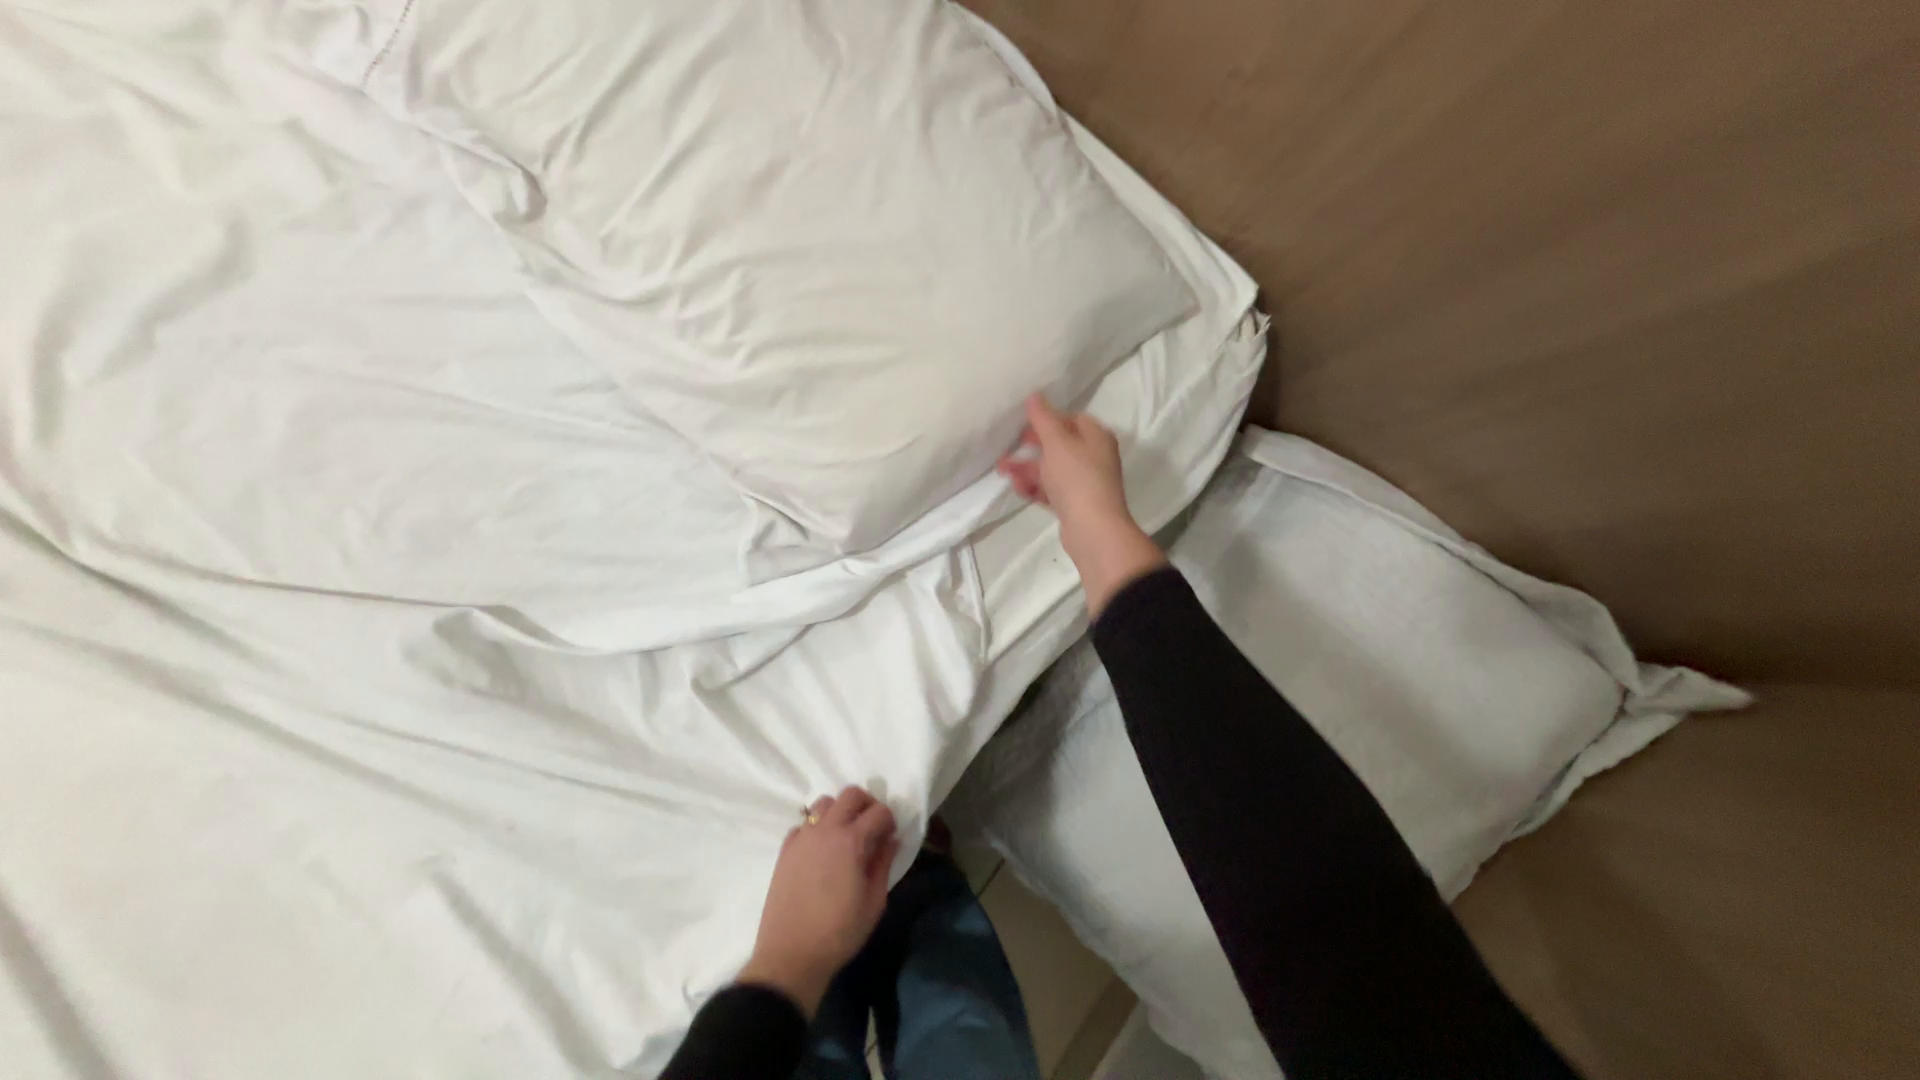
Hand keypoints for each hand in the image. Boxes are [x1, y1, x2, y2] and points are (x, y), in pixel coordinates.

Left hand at [738, 786, 899, 1016]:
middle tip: (871, 830)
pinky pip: (804, 824)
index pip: (879, 811)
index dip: (889, 821)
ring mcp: (802, 837)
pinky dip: (816, 828)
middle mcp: (826, 830)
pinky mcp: (785, 850)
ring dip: (839, 811)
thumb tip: (890, 840)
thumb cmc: (839, 933)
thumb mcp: (874, 903)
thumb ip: (883, 864)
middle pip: (850, 794)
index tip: (890, 838)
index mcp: (851, 841)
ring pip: (824, 803)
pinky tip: (821, 852)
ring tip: (845, 837)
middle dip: (867, 805)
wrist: (791, 955)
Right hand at [997, 394, 1166, 615]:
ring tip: (1003, 471)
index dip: (1050, 419)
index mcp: (1096, 437)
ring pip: (1053, 470)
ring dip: (1028, 469)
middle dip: (1032, 447)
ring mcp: (1086, 483)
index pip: (1073, 419)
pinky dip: (1036, 488)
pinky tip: (1018, 489)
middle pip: (1060, 446)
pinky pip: (1052, 491)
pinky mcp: (1076, 505)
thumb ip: (1043, 418)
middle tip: (1010, 446)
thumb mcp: (1057, 442)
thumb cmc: (1076, 478)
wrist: (1092, 528)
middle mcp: (1094, 458)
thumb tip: (1034, 395)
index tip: (1027, 423)